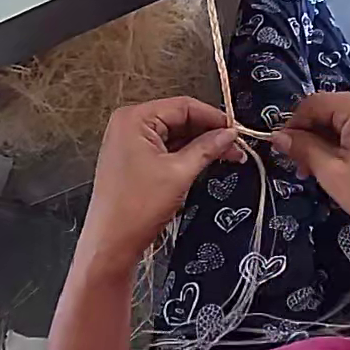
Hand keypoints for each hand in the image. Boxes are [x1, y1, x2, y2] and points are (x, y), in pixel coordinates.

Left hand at [81, 97, 243, 270]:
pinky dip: (187, 155)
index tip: (237, 130)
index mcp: (134, 119)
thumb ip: (207, 148)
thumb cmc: (137, 206)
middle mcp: (129, 125)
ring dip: (201, 145)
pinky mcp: (134, 160)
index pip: (183, 106)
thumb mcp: (180, 173)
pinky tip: (207, 161)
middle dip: (209, 132)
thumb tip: (229, 134)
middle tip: (237, 146)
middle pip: (179, 119)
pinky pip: (166, 149)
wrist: (111, 243)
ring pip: (175, 135)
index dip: (214, 117)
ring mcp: (130, 143)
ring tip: (228, 156)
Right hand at [270, 89, 349, 247]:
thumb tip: (278, 136)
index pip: (313, 103)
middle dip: (313, 137)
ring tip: (324, 175)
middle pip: (332, 110)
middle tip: (303, 170)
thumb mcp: (333, 173)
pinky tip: (348, 171)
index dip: (293, 126)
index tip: (283, 153)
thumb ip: (304, 149)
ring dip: (331, 144)